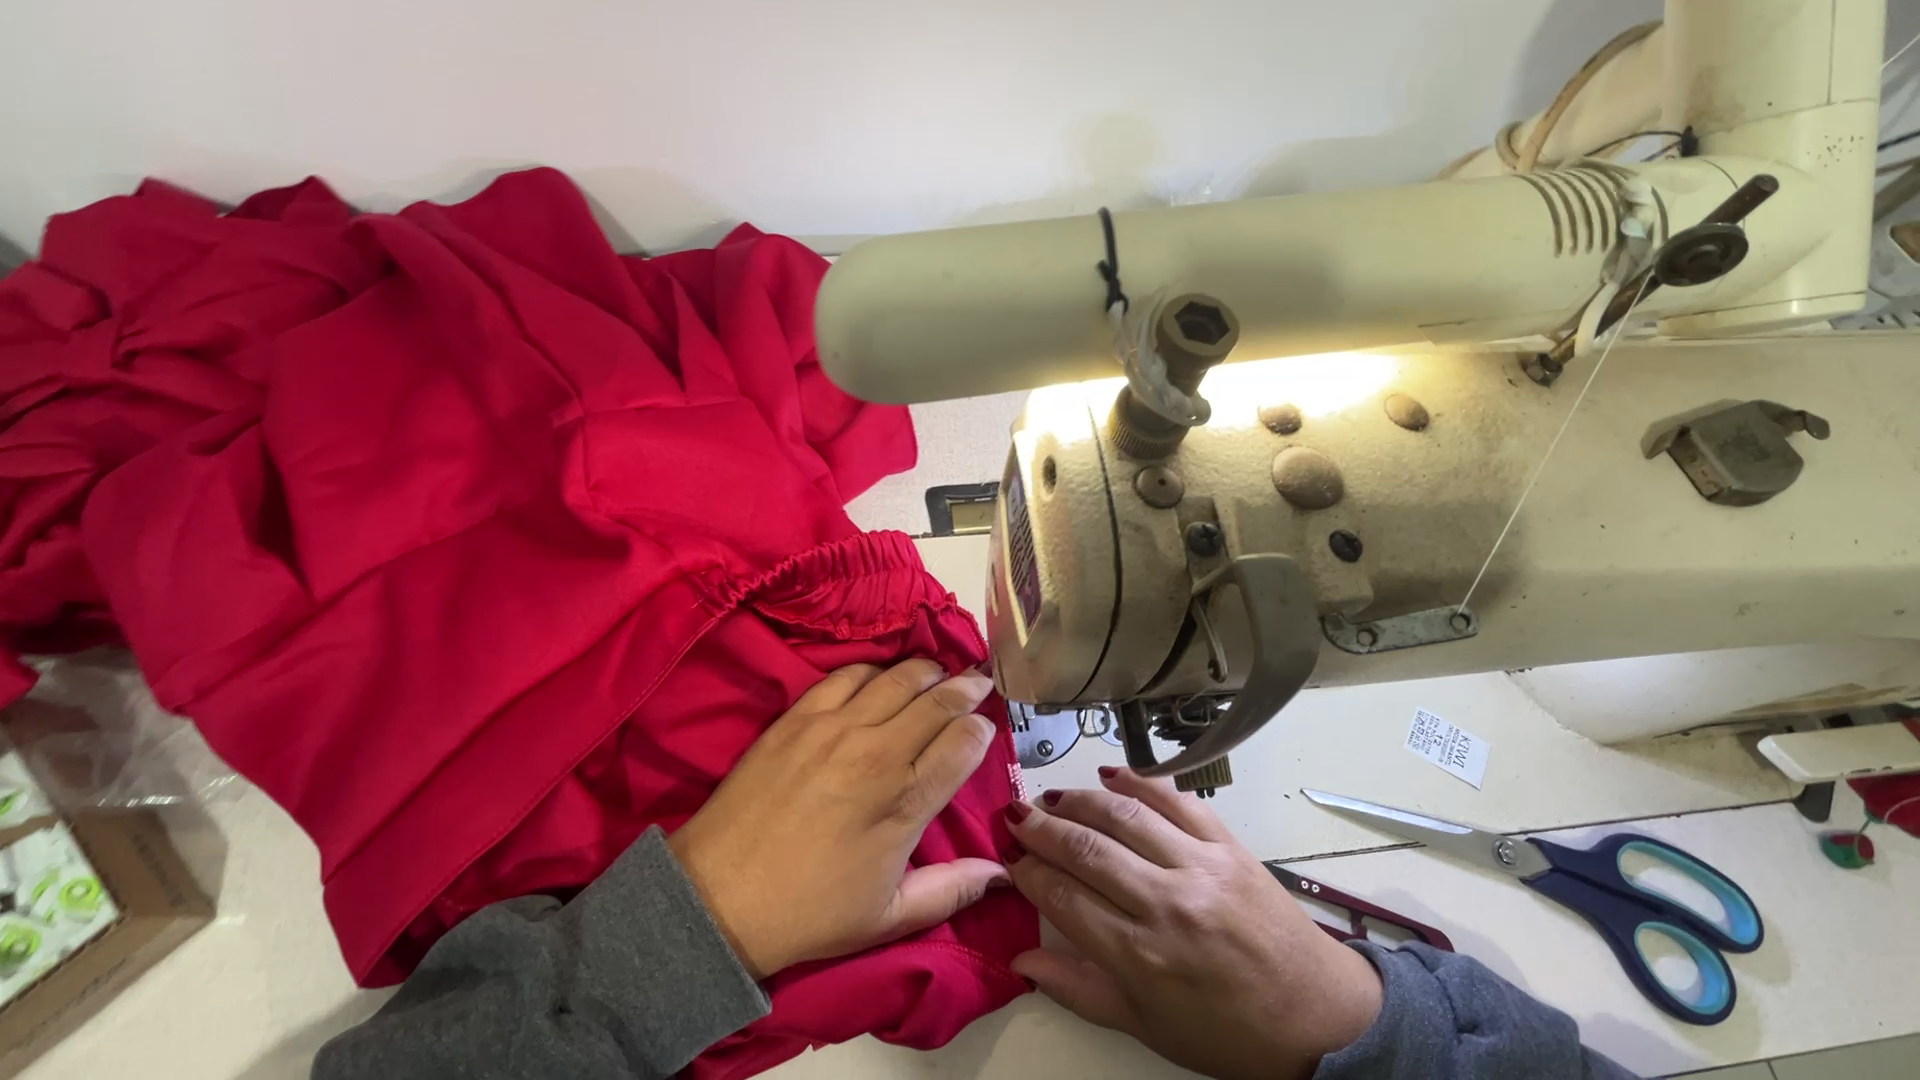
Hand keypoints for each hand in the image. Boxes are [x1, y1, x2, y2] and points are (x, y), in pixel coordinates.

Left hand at [666, 659, 1005, 980]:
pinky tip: (879, 678)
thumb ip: (952, 890)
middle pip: (939, 700)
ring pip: (899, 678)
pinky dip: (873, 670)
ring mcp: (836, 728)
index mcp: (907, 801)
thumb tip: (1001, 873)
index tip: (985, 727)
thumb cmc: (809, 912)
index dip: (983, 728)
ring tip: (937, 674)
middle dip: (967, 687)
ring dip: (927, 672)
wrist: (719, 897)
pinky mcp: (798, 717)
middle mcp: (879, 753)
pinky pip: (847, 675)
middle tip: (977, 682)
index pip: (965, 742)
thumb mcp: (889, 917)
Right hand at [1005, 768, 1383, 1079]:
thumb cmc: (1227, 1034)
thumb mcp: (1146, 1025)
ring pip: (1124, 816)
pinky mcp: (1230, 845)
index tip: (1010, 859)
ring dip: (1079, 800)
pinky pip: (1177, 799)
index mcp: (1142, 957)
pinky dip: (1140, 781)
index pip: (1063, 898)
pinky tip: (1110, 775)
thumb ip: (1078, 988)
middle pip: (1086, 849)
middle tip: (1016, 818)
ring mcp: (1202, 867)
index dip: (1028, 873)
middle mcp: (1168, 904)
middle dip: (1042, 829)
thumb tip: (1018, 958)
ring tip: (1052, 798)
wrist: (1321, 1019)